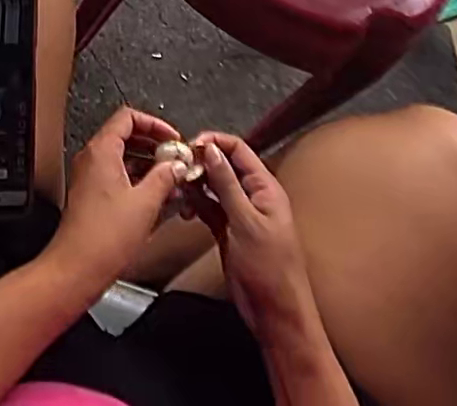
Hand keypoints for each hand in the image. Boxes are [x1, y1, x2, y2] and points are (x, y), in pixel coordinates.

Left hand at [46, 107, 187, 289]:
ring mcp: (90, 178)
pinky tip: (157, 198)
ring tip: (171, 179)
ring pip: (124, 158)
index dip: (155, 124)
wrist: (75, 271)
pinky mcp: (92, 197)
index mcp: (102, 150)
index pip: (129, 117)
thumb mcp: (145, 203)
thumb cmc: (102, 239)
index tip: (172, 138)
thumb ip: (165, 177)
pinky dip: (138, 181)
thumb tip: (176, 166)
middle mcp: (93, 159)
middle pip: (127, 135)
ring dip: (149, 165)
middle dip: (155, 145)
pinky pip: (118, 177)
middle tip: (174, 158)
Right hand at [185, 133, 314, 334]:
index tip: (193, 145)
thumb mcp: (246, 221)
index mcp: (265, 187)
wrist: (275, 314)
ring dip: (197, 184)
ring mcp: (240, 214)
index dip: (216, 142)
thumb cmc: (272, 271)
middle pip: (225, 166)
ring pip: (215, 187)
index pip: (239, 150)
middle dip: (202, 163)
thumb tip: (213, 152)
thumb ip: (227, 184)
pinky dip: (197, 204)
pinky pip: (210, 208)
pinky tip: (186, 206)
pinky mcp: (229, 231)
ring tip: (181, 186)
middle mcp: (253, 196)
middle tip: (181, 167)